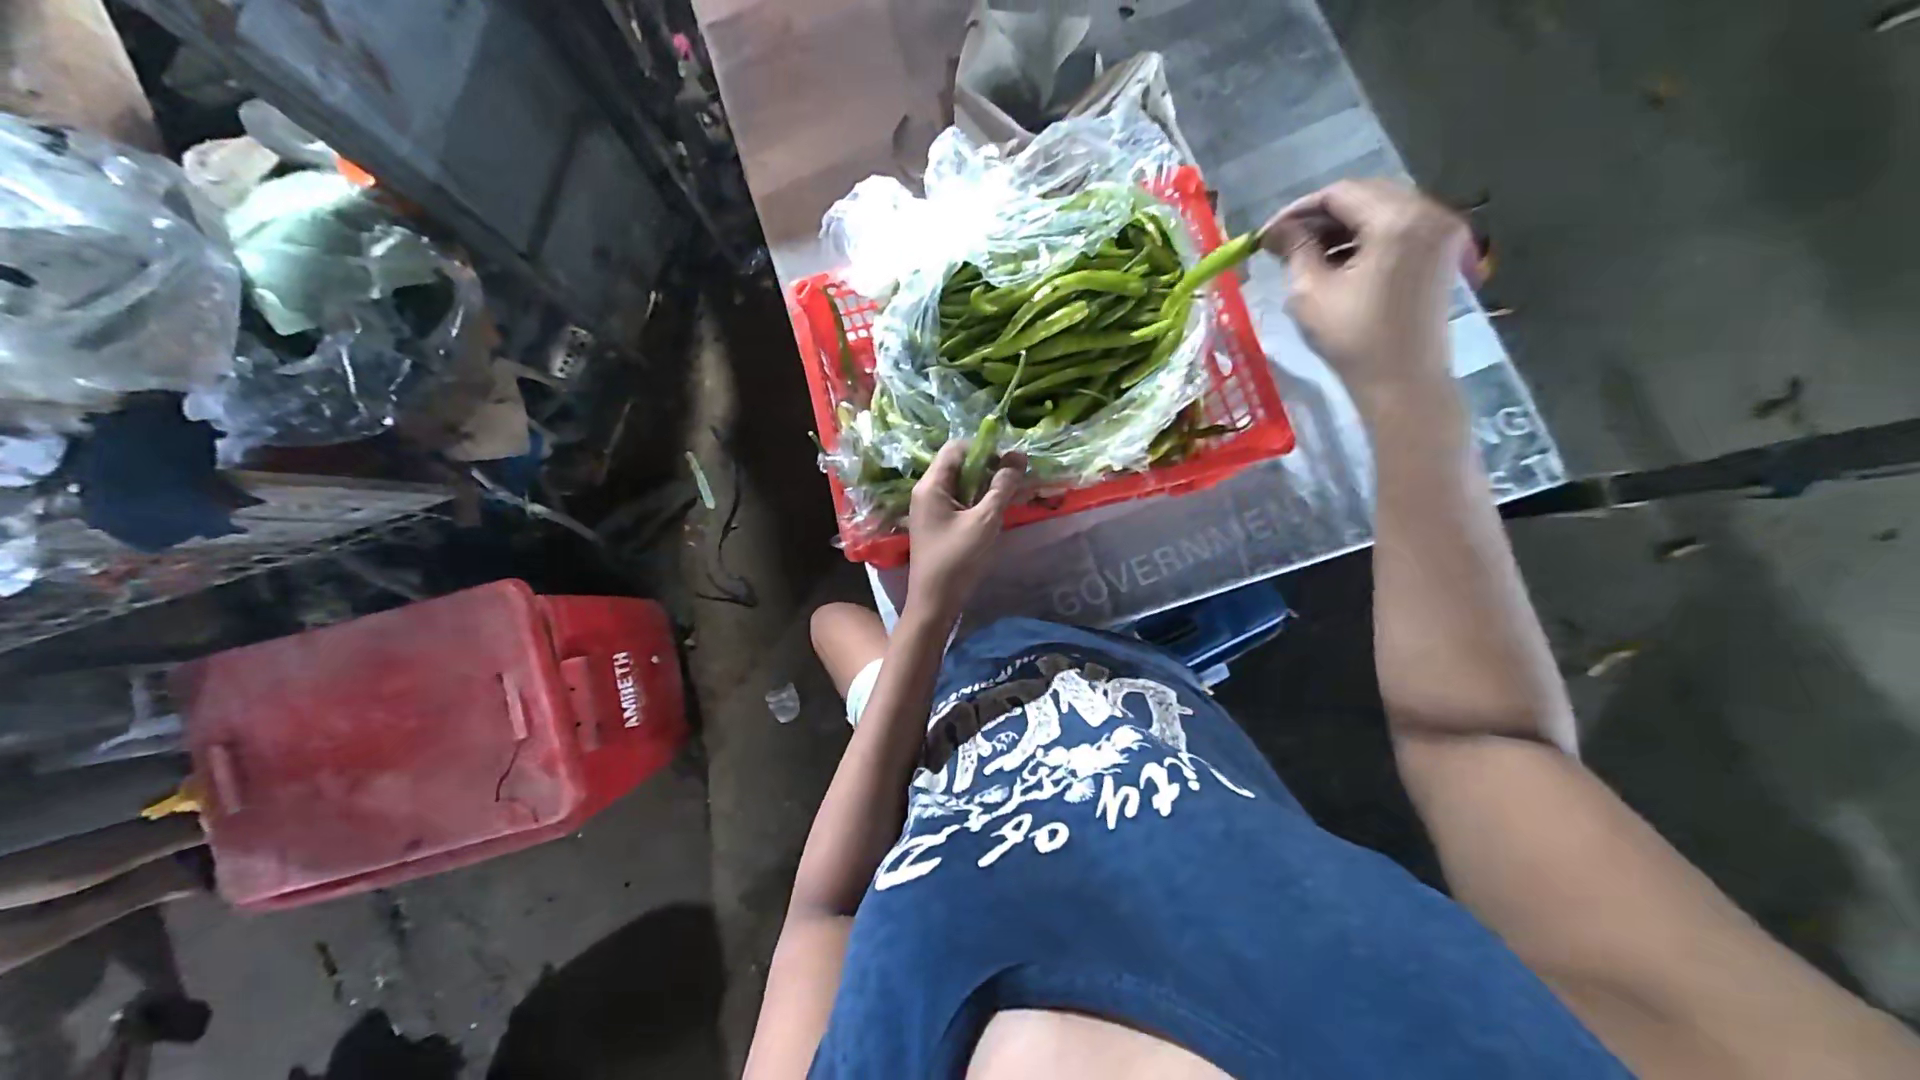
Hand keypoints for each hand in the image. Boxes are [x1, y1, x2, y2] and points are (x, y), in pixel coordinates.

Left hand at [905, 441, 1024, 622]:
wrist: (935, 602)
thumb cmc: (958, 559)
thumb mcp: (985, 520)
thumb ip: (1002, 487)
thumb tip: (1018, 456)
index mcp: (931, 485)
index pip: (956, 448)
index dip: (984, 448)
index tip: (1010, 460)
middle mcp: (926, 491)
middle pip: (958, 464)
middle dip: (988, 467)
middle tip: (1015, 478)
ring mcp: (929, 508)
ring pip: (960, 484)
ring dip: (985, 485)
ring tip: (1009, 494)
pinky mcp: (937, 523)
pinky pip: (958, 501)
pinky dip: (977, 500)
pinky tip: (995, 511)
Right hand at [1261, 179, 1468, 399]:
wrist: (1404, 382)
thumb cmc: (1353, 340)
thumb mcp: (1310, 293)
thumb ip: (1294, 249)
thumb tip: (1276, 230)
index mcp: (1396, 220)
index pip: (1339, 193)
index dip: (1298, 209)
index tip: (1267, 234)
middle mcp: (1427, 213)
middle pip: (1365, 195)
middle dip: (1321, 215)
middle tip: (1285, 241)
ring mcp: (1440, 232)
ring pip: (1382, 210)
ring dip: (1342, 226)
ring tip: (1307, 253)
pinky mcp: (1442, 252)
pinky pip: (1398, 228)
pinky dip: (1366, 237)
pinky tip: (1339, 260)